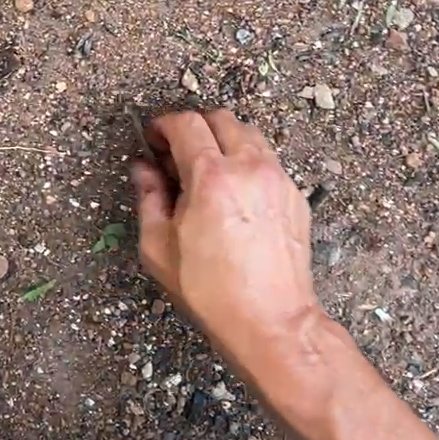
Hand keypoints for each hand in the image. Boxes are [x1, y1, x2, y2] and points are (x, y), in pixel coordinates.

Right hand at [130, 110, 321, 368]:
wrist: (271, 321)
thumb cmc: (211, 290)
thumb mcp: (158, 246)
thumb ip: (148, 197)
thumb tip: (143, 169)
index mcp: (211, 177)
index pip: (186, 123)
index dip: (162, 125)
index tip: (152, 139)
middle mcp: (249, 169)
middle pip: (220, 118)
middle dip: (193, 128)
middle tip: (175, 153)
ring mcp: (278, 180)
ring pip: (248, 134)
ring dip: (222, 141)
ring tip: (205, 171)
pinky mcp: (295, 196)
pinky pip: (267, 160)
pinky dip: (245, 162)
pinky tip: (231, 193)